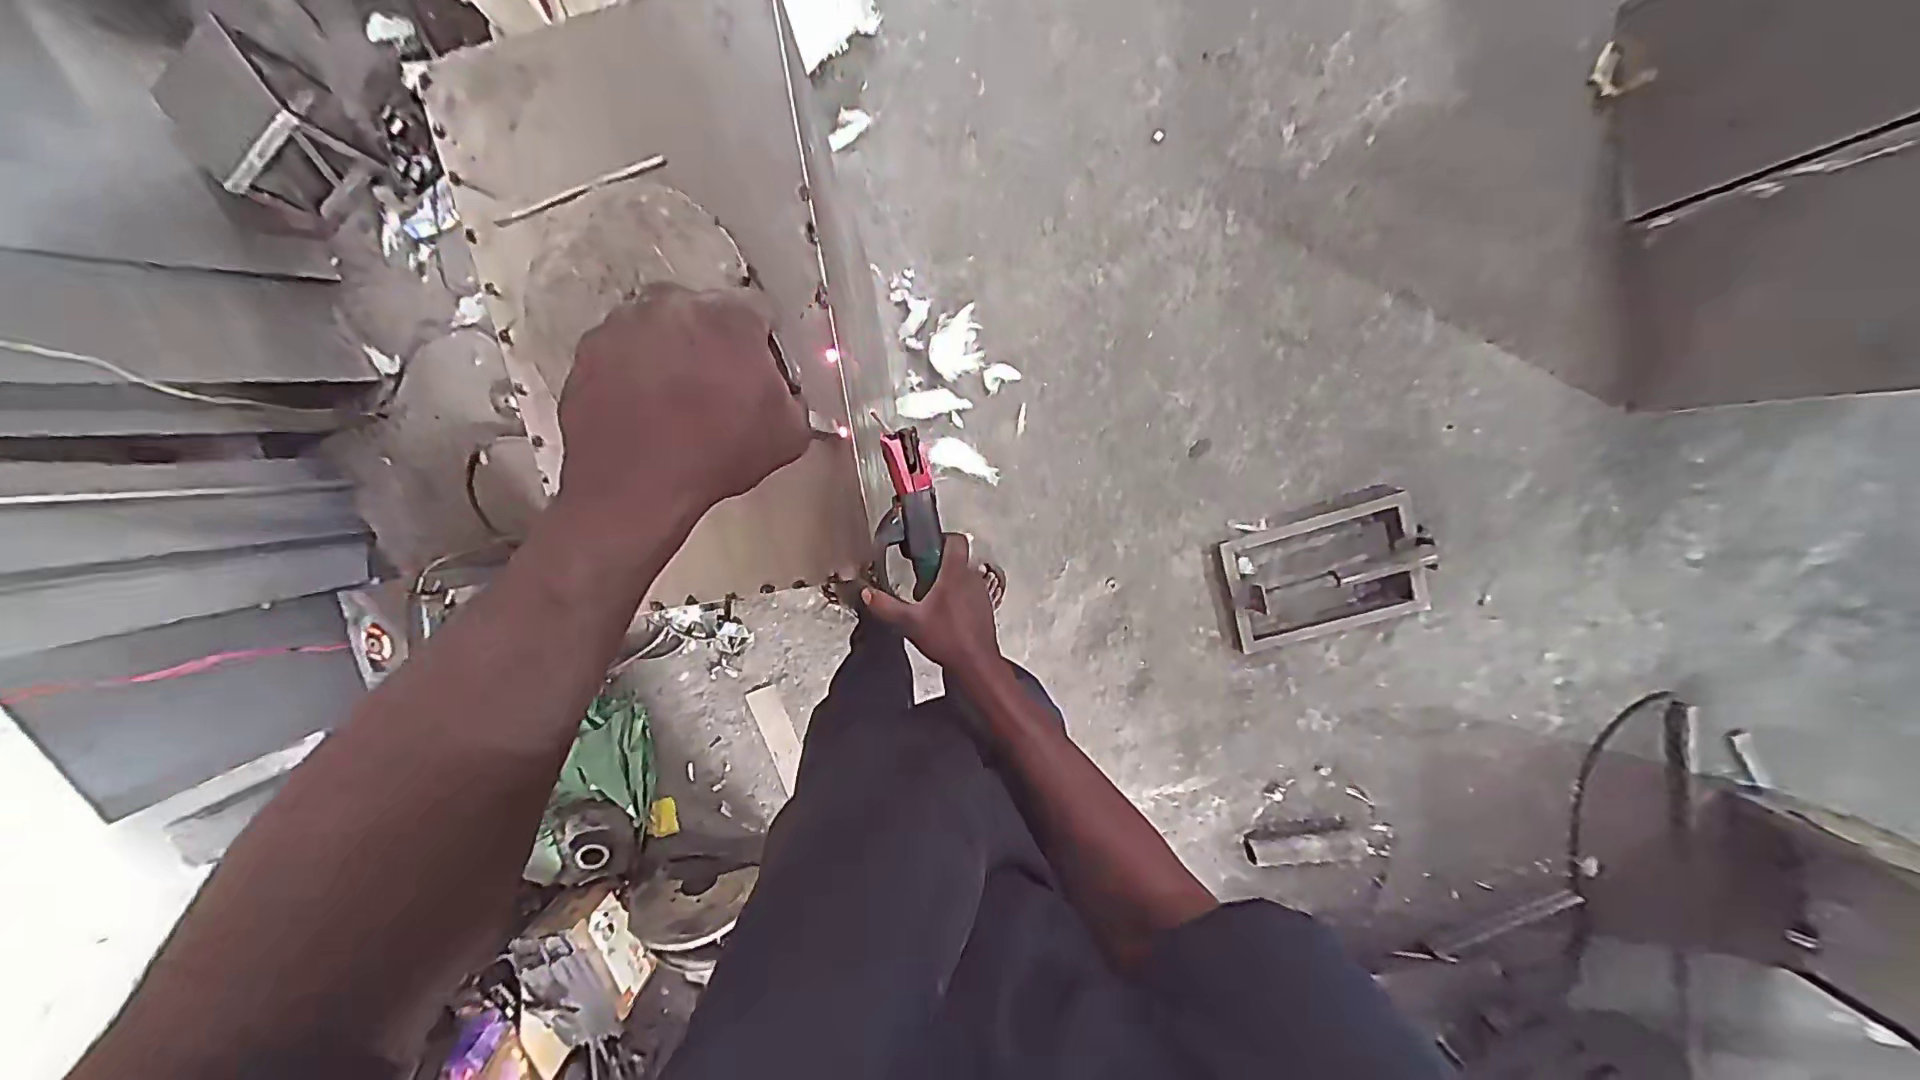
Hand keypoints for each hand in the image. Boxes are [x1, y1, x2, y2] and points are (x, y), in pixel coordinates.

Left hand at [555, 283, 810, 525]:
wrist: (634, 485)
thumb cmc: (716, 455)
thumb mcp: (788, 435)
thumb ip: (796, 400)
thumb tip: (787, 396)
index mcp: (731, 317)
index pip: (759, 312)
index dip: (764, 345)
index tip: (760, 372)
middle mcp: (675, 305)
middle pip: (705, 313)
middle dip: (715, 342)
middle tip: (720, 387)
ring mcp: (625, 323)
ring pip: (661, 328)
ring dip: (673, 353)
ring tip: (678, 401)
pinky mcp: (589, 349)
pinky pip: (623, 350)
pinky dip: (635, 370)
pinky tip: (646, 408)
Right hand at [862, 534, 1003, 683]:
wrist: (975, 664)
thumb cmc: (948, 640)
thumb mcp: (909, 622)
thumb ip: (885, 605)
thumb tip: (868, 594)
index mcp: (955, 574)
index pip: (956, 540)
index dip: (941, 539)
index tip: (925, 550)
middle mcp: (972, 579)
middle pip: (957, 559)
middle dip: (938, 567)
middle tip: (922, 582)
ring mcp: (981, 594)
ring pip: (964, 577)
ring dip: (948, 583)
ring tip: (931, 602)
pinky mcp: (985, 609)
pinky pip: (970, 594)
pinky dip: (958, 598)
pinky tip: (944, 617)